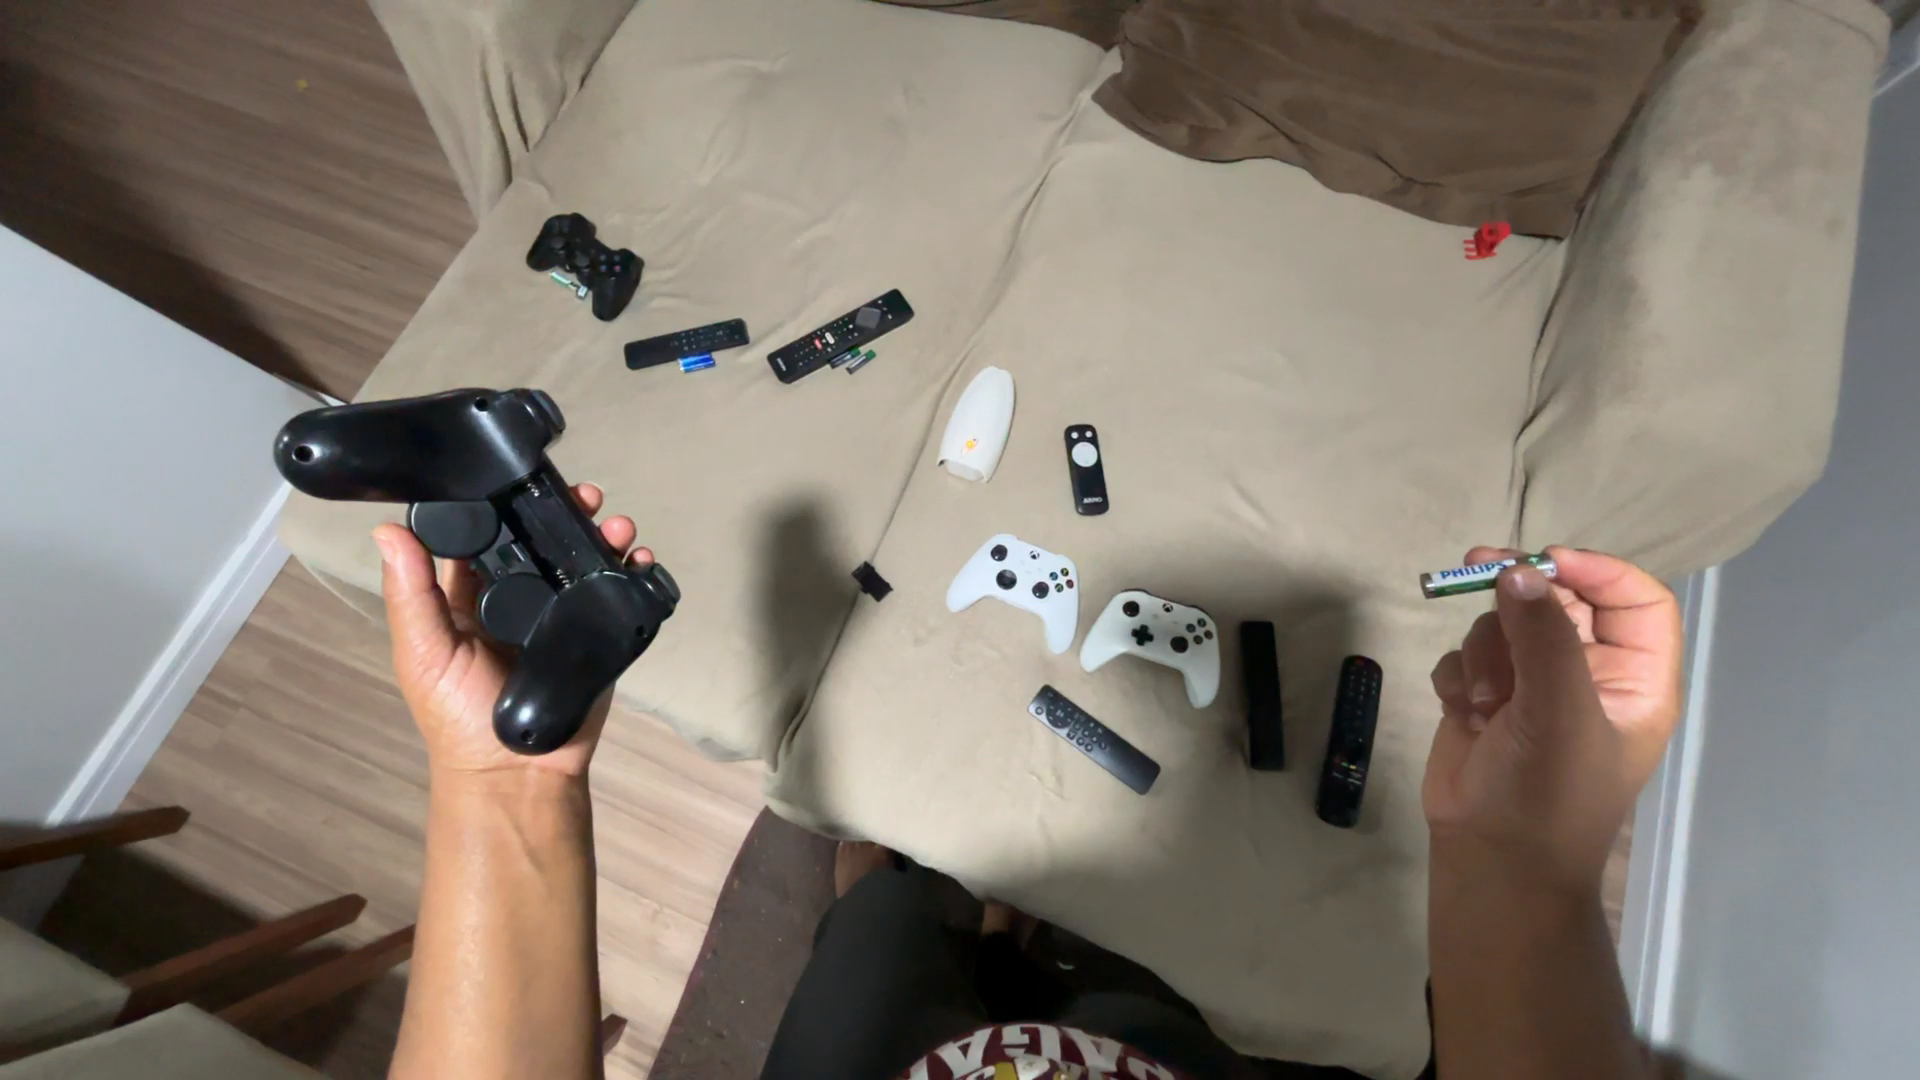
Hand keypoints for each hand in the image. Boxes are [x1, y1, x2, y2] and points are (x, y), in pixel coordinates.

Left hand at [372, 483, 650, 779]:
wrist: (519, 770)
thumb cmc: (458, 715)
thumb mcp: (424, 653)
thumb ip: (412, 596)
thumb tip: (387, 530)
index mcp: (472, 594)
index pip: (488, 535)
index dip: (504, 503)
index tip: (522, 477)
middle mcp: (521, 596)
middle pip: (546, 540)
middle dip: (566, 513)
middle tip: (587, 497)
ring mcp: (563, 612)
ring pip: (585, 560)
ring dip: (604, 537)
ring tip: (619, 528)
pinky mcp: (597, 631)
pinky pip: (617, 593)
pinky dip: (632, 571)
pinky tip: (639, 559)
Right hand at [1423, 546, 1682, 891]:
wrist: (1490, 853)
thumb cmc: (1547, 792)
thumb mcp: (1557, 712)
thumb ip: (1542, 637)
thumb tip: (1516, 569)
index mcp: (1631, 678)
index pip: (1633, 600)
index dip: (1593, 571)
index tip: (1539, 561)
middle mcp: (1583, 674)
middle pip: (1554, 601)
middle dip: (1514, 592)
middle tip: (1472, 566)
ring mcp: (1527, 685)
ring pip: (1499, 627)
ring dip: (1482, 655)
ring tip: (1484, 703)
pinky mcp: (1480, 695)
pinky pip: (1462, 655)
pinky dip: (1456, 675)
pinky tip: (1460, 710)